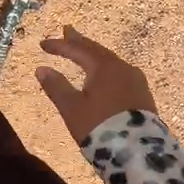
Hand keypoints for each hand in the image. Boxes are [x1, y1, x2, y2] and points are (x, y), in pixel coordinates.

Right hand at [35, 26, 158, 139]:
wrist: (137, 152)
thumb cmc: (100, 126)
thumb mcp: (72, 108)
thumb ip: (56, 86)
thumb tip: (41, 69)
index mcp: (104, 67)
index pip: (78, 50)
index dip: (59, 46)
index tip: (42, 44)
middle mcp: (123, 68)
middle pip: (97, 50)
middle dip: (80, 42)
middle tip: (67, 30)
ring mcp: (136, 81)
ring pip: (110, 61)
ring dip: (94, 54)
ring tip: (84, 50)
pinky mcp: (142, 95)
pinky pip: (119, 72)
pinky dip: (105, 67)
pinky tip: (104, 73)